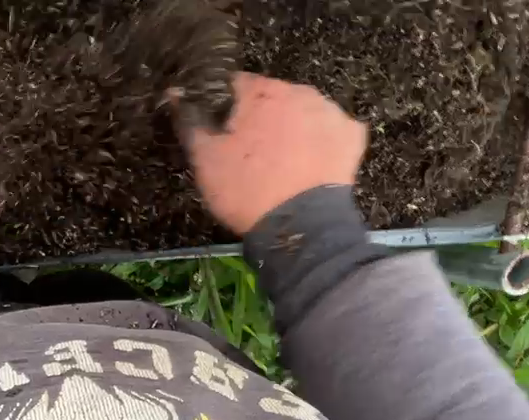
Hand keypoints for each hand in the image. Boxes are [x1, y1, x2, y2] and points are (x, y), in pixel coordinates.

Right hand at [178, 72, 368, 235]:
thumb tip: (176, 93)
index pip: (235, 85)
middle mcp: (299, 91)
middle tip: (250, 154)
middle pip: (273, 99)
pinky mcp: (351, 135)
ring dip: (292, 131)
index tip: (219, 129)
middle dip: (261, 119)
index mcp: (259, 93)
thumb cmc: (245, 191)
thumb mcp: (205, 162)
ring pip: (303, 114)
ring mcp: (330, 111)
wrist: (299, 225)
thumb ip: (191, 123)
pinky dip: (320, 147)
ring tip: (281, 165)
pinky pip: (330, 134)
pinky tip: (309, 169)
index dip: (224, 106)